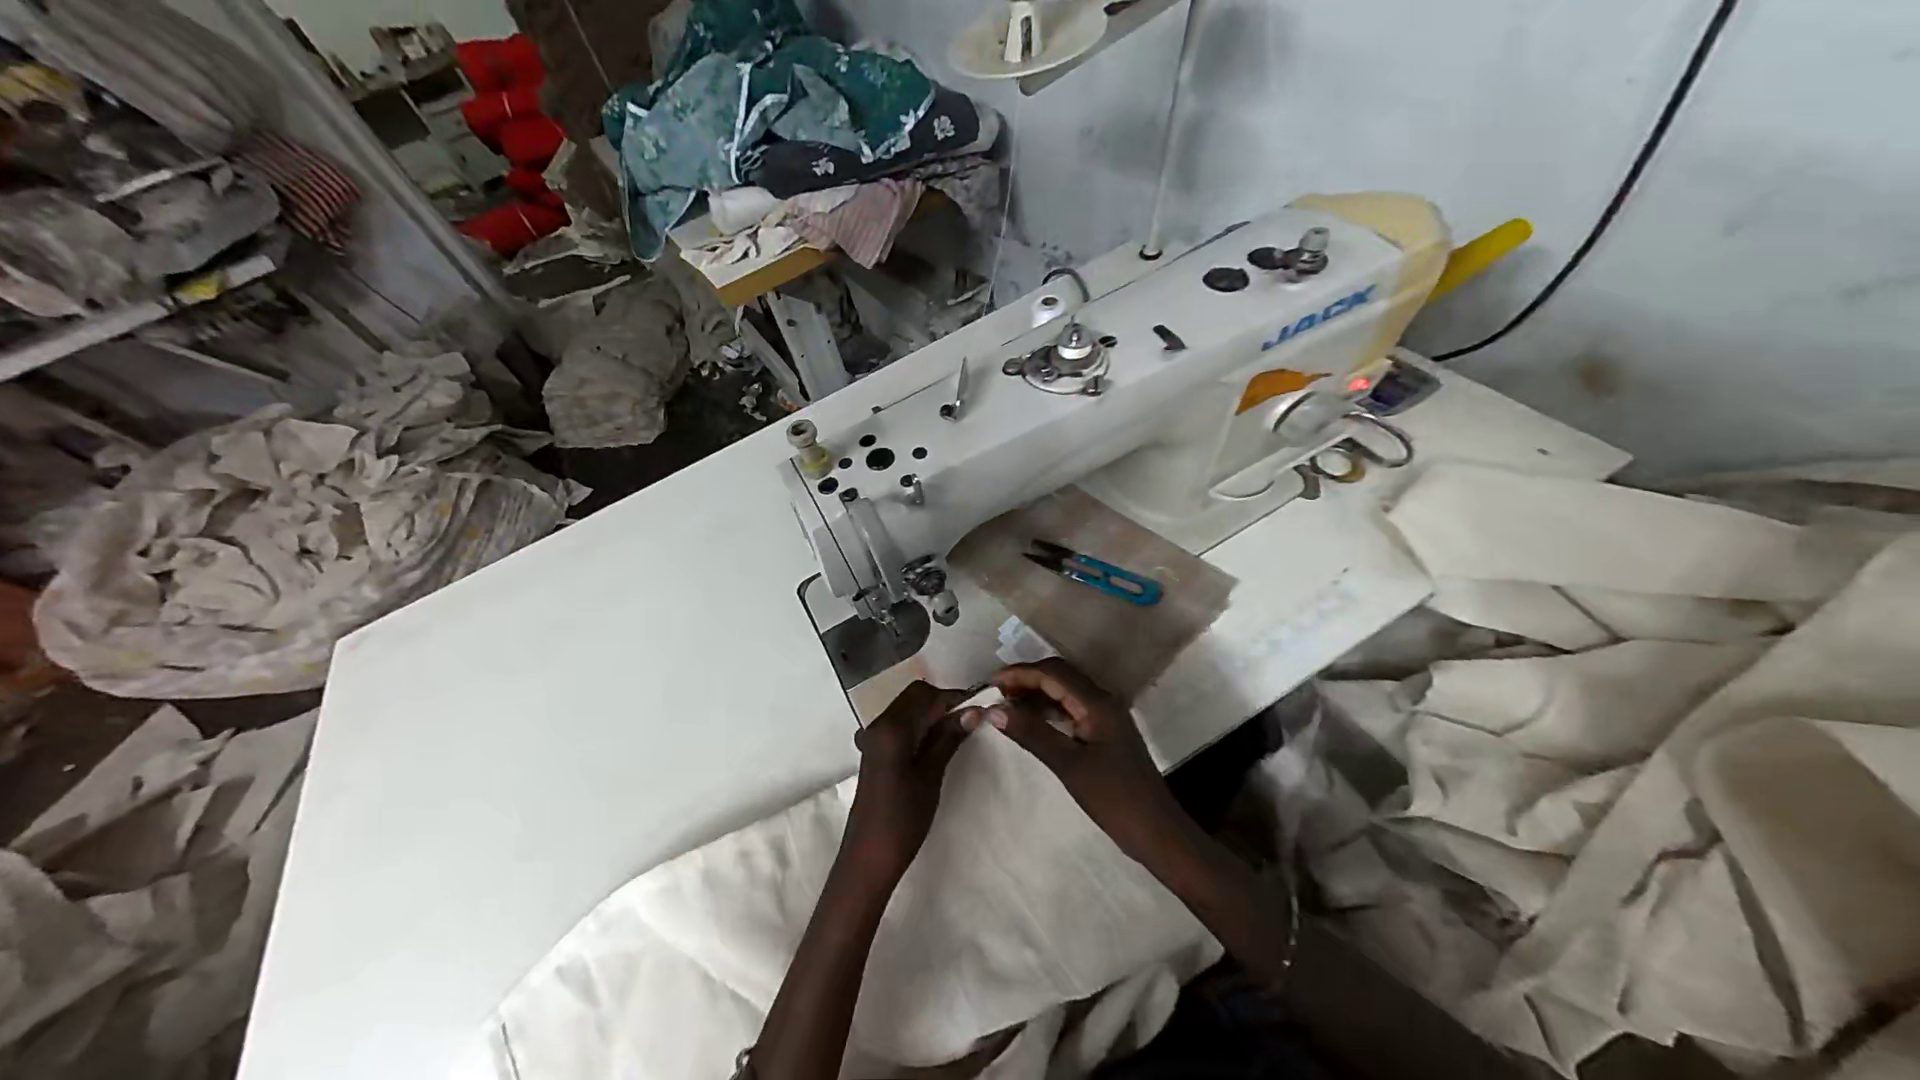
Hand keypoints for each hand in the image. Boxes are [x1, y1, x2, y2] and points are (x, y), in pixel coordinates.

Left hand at [841, 681, 977, 884]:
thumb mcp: (930, 775)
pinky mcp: (874, 753)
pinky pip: (899, 727)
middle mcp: (877, 726)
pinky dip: (918, 728)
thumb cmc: (903, 818)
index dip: (953, 698)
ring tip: (957, 734)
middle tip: (970, 722)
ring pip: (906, 711)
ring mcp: (873, 740)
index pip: (924, 695)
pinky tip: (935, 746)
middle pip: (913, 698)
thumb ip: (948, 738)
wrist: (869, 857)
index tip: (979, 710)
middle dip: (942, 704)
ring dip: (930, 715)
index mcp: (890, 728)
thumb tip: (972, 711)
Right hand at [988, 659, 1190, 865]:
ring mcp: (1105, 716)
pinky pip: (1071, 708)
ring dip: (1036, 692)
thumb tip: (995, 710)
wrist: (1155, 830)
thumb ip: (1032, 733)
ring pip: (1065, 691)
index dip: (1020, 673)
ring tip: (1006, 705)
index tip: (990, 683)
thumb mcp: (1068, 765)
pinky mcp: (1104, 732)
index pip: (1053, 673)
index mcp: (1097, 703)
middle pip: (1060, 675)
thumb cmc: (1114, 798)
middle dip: (1026, 678)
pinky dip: (1048, 709)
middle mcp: (1103, 701)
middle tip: (995, 693)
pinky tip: (1030, 721)